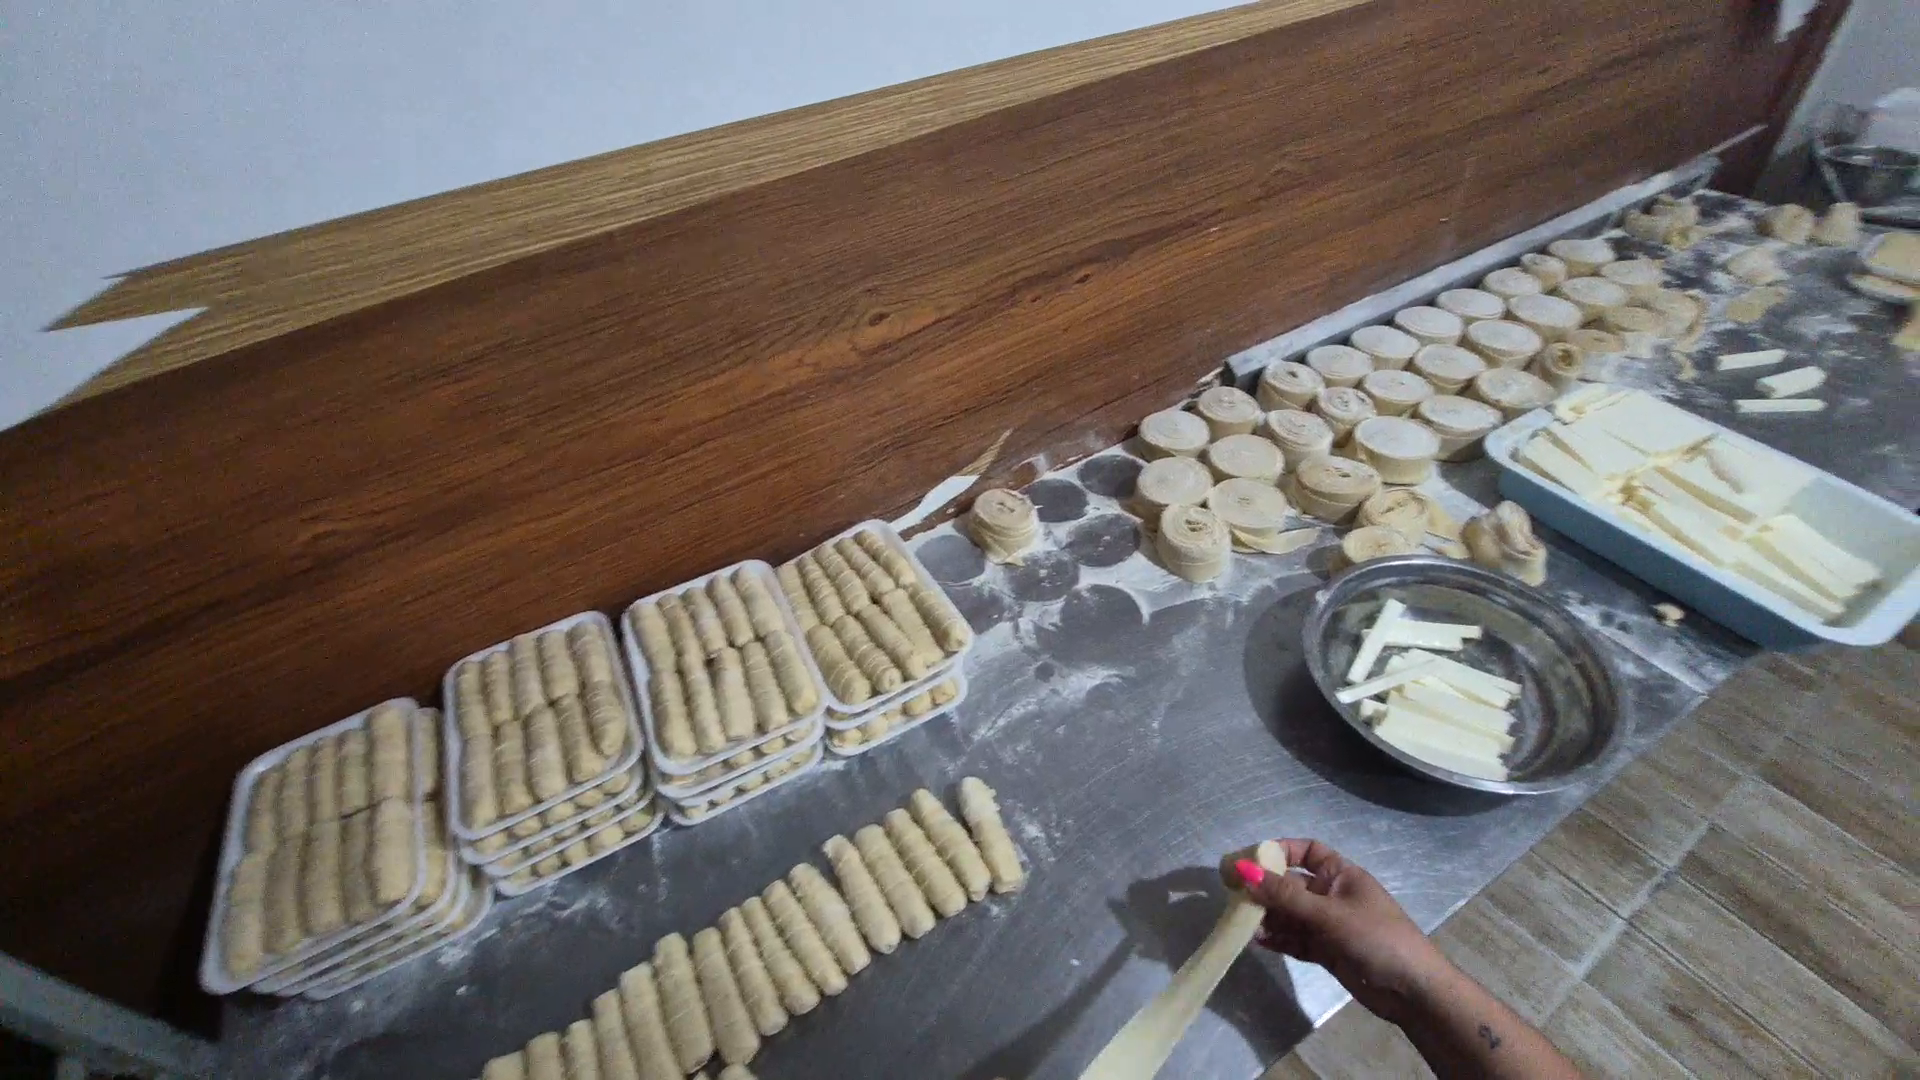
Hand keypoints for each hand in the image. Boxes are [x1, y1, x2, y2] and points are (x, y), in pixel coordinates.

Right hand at [1234, 838, 1454, 1023]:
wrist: (1415, 994)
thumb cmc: (1377, 938)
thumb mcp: (1328, 913)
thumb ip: (1285, 895)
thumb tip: (1243, 870)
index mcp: (1340, 875)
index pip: (1306, 850)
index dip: (1280, 850)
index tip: (1252, 857)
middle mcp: (1332, 895)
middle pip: (1290, 884)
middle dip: (1265, 888)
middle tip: (1235, 894)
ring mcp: (1328, 924)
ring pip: (1289, 913)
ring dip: (1268, 916)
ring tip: (1246, 923)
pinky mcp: (1326, 950)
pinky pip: (1295, 938)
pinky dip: (1278, 938)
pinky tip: (1259, 940)